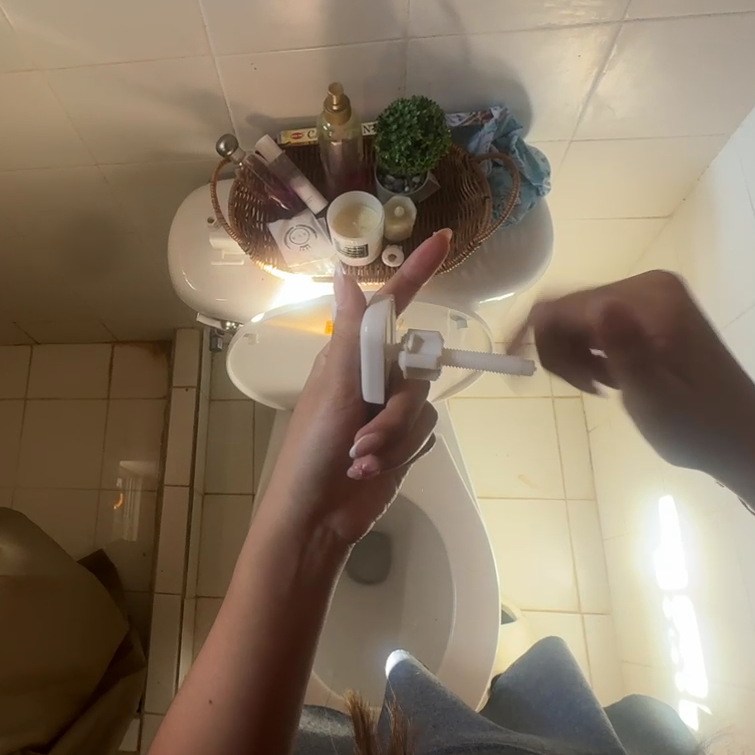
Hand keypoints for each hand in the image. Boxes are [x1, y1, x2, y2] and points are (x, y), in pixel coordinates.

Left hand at [257, 230, 451, 548]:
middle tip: (362, 435)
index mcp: (351, 356)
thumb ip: (351, 335)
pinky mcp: (404, 440)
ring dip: (391, 437)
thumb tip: (341, 273)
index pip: (391, 308)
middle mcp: (373, 377)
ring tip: (360, 458)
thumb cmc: (312, 448)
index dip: (416, 274)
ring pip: (422, 406)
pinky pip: (423, 433)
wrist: (318, 515)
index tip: (442, 240)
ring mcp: (390, 409)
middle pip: (416, 368)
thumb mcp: (333, 389)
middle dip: (393, 410)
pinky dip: (397, 453)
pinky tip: (369, 469)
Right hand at [515, 271, 754, 498]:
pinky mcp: (645, 313)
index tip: (522, 374)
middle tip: (583, 389)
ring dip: (573, 354)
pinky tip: (607, 378)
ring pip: (573, 316)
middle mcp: (647, 286)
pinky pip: (591, 323)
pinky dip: (587, 353)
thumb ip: (626, 350)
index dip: (537, 337)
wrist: (744, 444)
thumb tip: (602, 304)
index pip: (567, 305)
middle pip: (566, 307)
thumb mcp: (655, 397)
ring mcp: (647, 298)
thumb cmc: (698, 428)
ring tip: (600, 388)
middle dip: (560, 350)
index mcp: (651, 299)